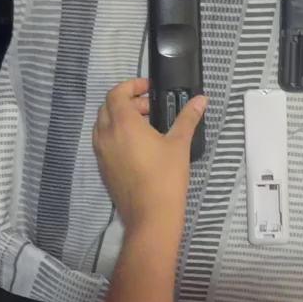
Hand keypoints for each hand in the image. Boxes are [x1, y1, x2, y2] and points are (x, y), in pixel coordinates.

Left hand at [93, 78, 205, 239]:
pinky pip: (104, 142)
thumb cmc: (166, 176)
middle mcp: (106, 135)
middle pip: (107, 107)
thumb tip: (201, 100)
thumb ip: (188, 118)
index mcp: (122, 124)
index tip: (149, 89)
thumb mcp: (179, 144)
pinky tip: (138, 146)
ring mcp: (101, 153)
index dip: (131, 86)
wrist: (150, 215)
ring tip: (145, 126)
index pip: (116, 93)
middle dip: (127, 101)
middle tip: (150, 108)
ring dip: (119, 118)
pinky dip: (116, 135)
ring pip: (103, 125)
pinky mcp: (103, 168)